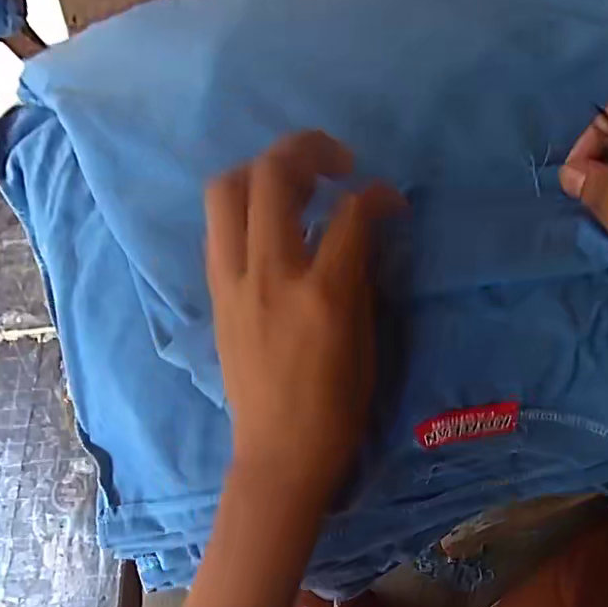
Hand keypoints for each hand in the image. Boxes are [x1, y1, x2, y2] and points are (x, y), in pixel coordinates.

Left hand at [204, 131, 400, 500]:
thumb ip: (361, 284)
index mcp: (323, 296)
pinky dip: (243, 211)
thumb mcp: (366, 348)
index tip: (389, 201)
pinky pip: (220, 232)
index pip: (350, 215)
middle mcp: (271, 277)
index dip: (377, 195)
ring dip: (260, 171)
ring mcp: (235, 286)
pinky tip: (268, 227)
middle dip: (307, 150)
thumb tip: (360, 240)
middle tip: (336, 163)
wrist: (279, 456)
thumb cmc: (336, 414)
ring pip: (227, 192)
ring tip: (291, 183)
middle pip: (273, 176)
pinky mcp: (217, 299)